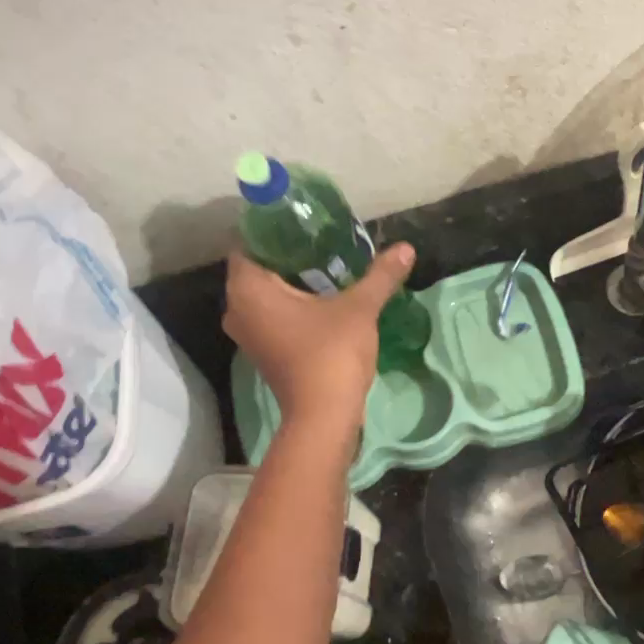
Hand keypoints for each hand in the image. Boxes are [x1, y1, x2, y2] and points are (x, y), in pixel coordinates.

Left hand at [224, 243, 415, 428]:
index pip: (252, 241)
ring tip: (329, 273)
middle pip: (260, 268)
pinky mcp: (264, 353)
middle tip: (326, 246)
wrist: (324, 416)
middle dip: (291, 257)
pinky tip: (323, 305)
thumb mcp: (359, 309)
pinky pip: (273, 317)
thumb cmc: (331, 354)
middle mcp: (237, 308)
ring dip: (293, 284)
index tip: (309, 227)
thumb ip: (379, 276)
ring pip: (266, 295)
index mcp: (248, 287)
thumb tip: (406, 248)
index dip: (279, 230)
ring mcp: (248, 335)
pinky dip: (293, 308)